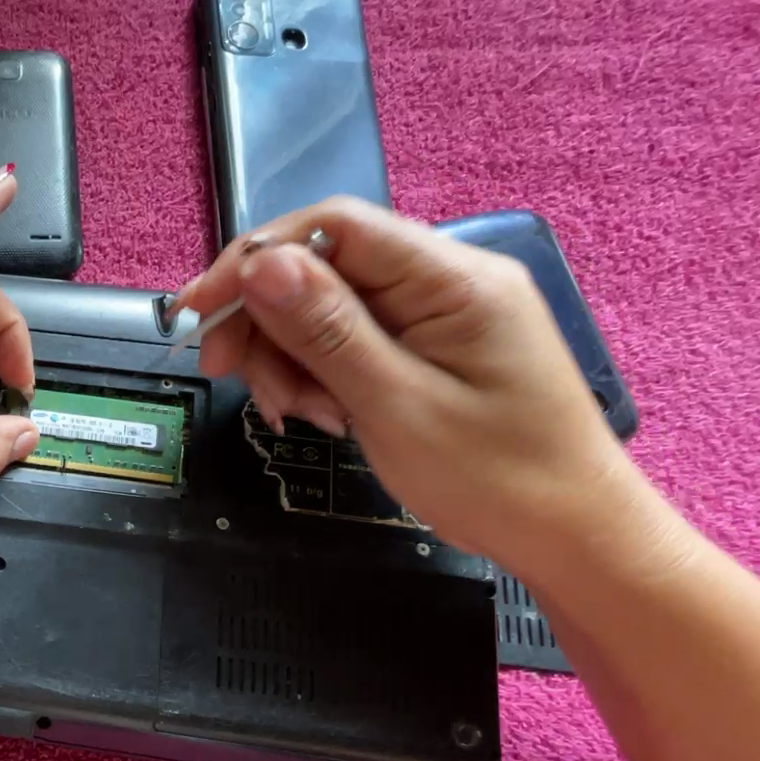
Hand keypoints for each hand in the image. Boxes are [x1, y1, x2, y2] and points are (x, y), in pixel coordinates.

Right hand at [176, 197, 641, 571]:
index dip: (254, 258)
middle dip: (261, 322)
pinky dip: (307, 375)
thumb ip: (326, 329)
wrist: (562, 532)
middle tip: (227, 375)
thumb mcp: (395, 403)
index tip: (197, 310)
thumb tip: (260, 264)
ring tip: (294, 413)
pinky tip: (318, 412)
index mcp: (450, 278)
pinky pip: (333, 341)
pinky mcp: (412, 345)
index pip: (333, 227)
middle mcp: (436, 280)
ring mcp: (424, 313)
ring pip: (313, 309)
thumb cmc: (491, 475)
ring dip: (282, 359)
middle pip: (315, 269)